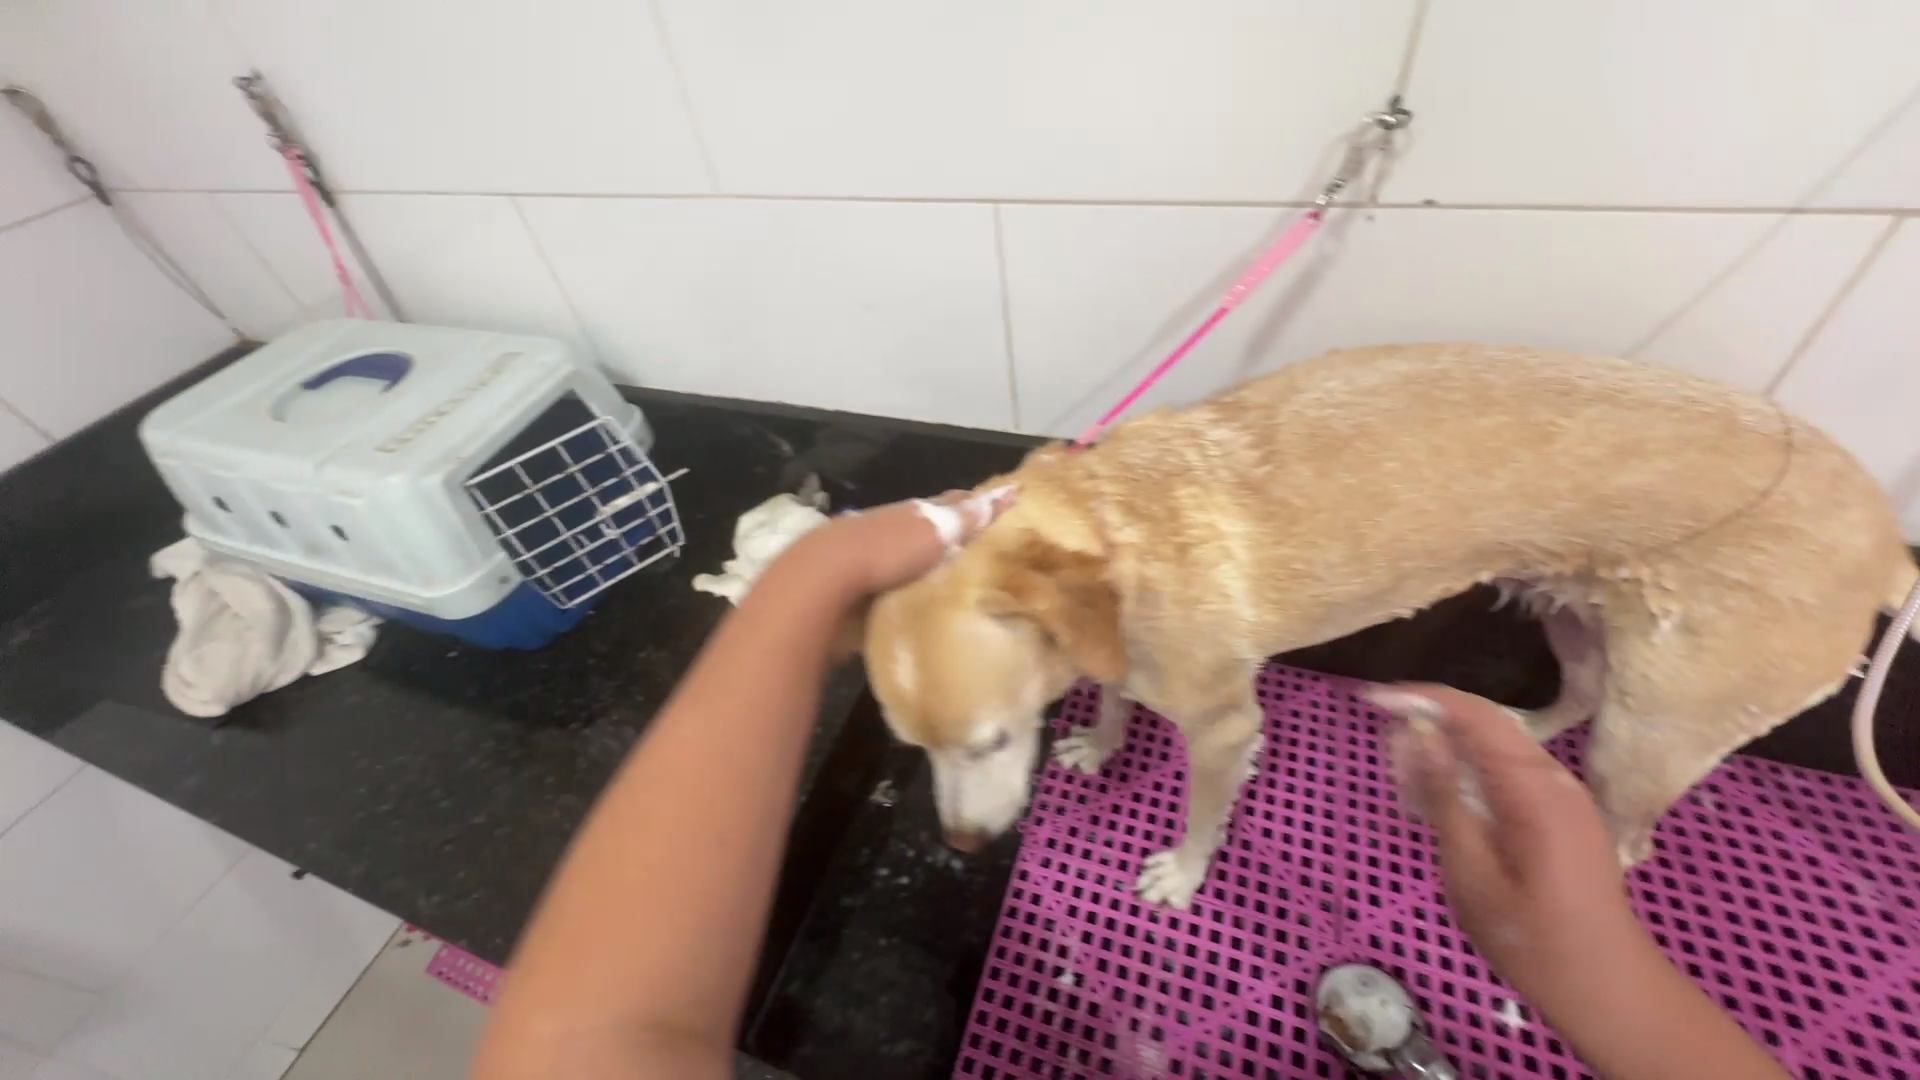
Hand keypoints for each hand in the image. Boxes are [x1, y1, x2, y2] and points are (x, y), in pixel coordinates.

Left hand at [785, 485, 1017, 597]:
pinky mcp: (857, 582)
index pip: (954, 501)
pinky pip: (893, 578)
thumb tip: (1006, 491)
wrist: (823, 579)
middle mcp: (894, 524)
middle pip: (930, 523)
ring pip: (909, 549)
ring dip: (929, 557)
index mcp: (915, 510)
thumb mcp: (934, 532)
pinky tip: (917, 592)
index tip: (1002, 502)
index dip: (978, 502)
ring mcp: (871, 551)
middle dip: (953, 528)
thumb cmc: (887, 552)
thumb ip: (966, 517)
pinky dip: (909, 581)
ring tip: (953, 570)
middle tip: (980, 537)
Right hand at [1366, 685, 1652, 1011]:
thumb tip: (1414, 734)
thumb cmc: (1531, 937)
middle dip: (1427, 719)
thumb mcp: (1471, 868)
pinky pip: (1503, 770)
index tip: (1371, 700)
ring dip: (1443, 745)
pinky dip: (1464, 768)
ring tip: (1400, 773)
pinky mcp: (1557, 812)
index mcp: (1535, 789)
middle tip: (1381, 746)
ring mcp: (1560, 795)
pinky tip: (1436, 795)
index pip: (1474, 715)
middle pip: (1483, 723)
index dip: (1420, 697)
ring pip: (1492, 745)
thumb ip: (1443, 795)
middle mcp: (1553, 779)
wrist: (1609, 992)